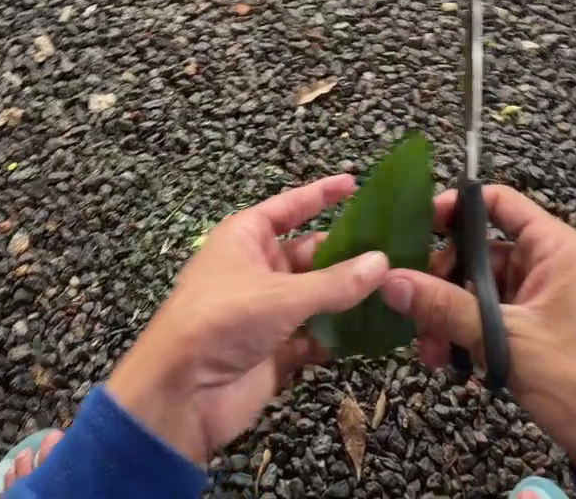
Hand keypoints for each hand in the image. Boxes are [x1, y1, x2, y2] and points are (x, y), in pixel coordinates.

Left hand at [106, 175, 390, 463]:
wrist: (181, 393)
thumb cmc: (222, 320)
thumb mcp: (281, 295)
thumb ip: (334, 283)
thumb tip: (382, 262)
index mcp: (246, 237)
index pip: (289, 206)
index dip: (320, 194)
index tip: (354, 183)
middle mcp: (257, 267)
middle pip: (309, 252)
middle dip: (346, 253)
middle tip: (393, 250)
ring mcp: (266, 309)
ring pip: (316, 295)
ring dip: (348, 296)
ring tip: (394, 289)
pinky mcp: (275, 348)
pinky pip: (314, 334)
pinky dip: (338, 335)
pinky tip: (373, 334)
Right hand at [380, 184, 575, 476]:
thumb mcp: (508, 342)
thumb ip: (446, 307)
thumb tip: (389, 279)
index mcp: (555, 248)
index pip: (498, 201)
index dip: (454, 206)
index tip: (417, 228)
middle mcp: (550, 264)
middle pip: (479, 251)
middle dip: (442, 282)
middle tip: (416, 313)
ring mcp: (545, 299)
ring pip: (480, 290)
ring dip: (451, 315)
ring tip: (433, 352)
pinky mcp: (541, 331)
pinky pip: (492, 317)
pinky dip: (469, 334)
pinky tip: (452, 362)